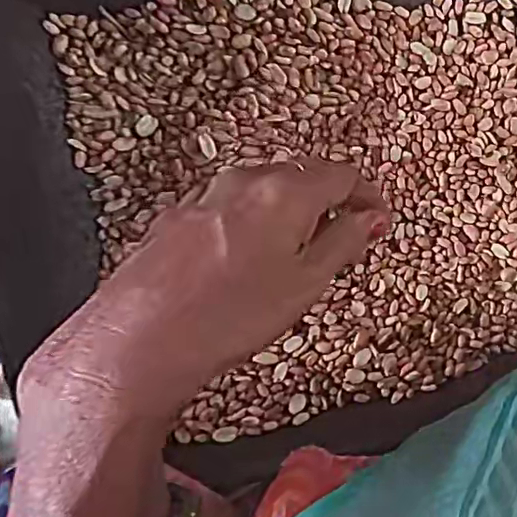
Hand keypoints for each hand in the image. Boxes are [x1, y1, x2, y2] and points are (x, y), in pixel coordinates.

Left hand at [17, 159, 389, 430]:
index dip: (368, 197)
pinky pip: (230, 205)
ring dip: (292, 211)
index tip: (378, 220)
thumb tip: (370, 217)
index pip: (342, 175)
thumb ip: (344, 241)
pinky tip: (249, 257)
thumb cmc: (229, 316)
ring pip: (265, 189)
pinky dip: (254, 219)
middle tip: (347, 239)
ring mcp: (205, 195)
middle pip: (303, 176)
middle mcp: (244, 181)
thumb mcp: (306, 283)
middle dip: (331, 202)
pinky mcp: (177, 216)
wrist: (138, 341)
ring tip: (298, 254)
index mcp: (284, 191)